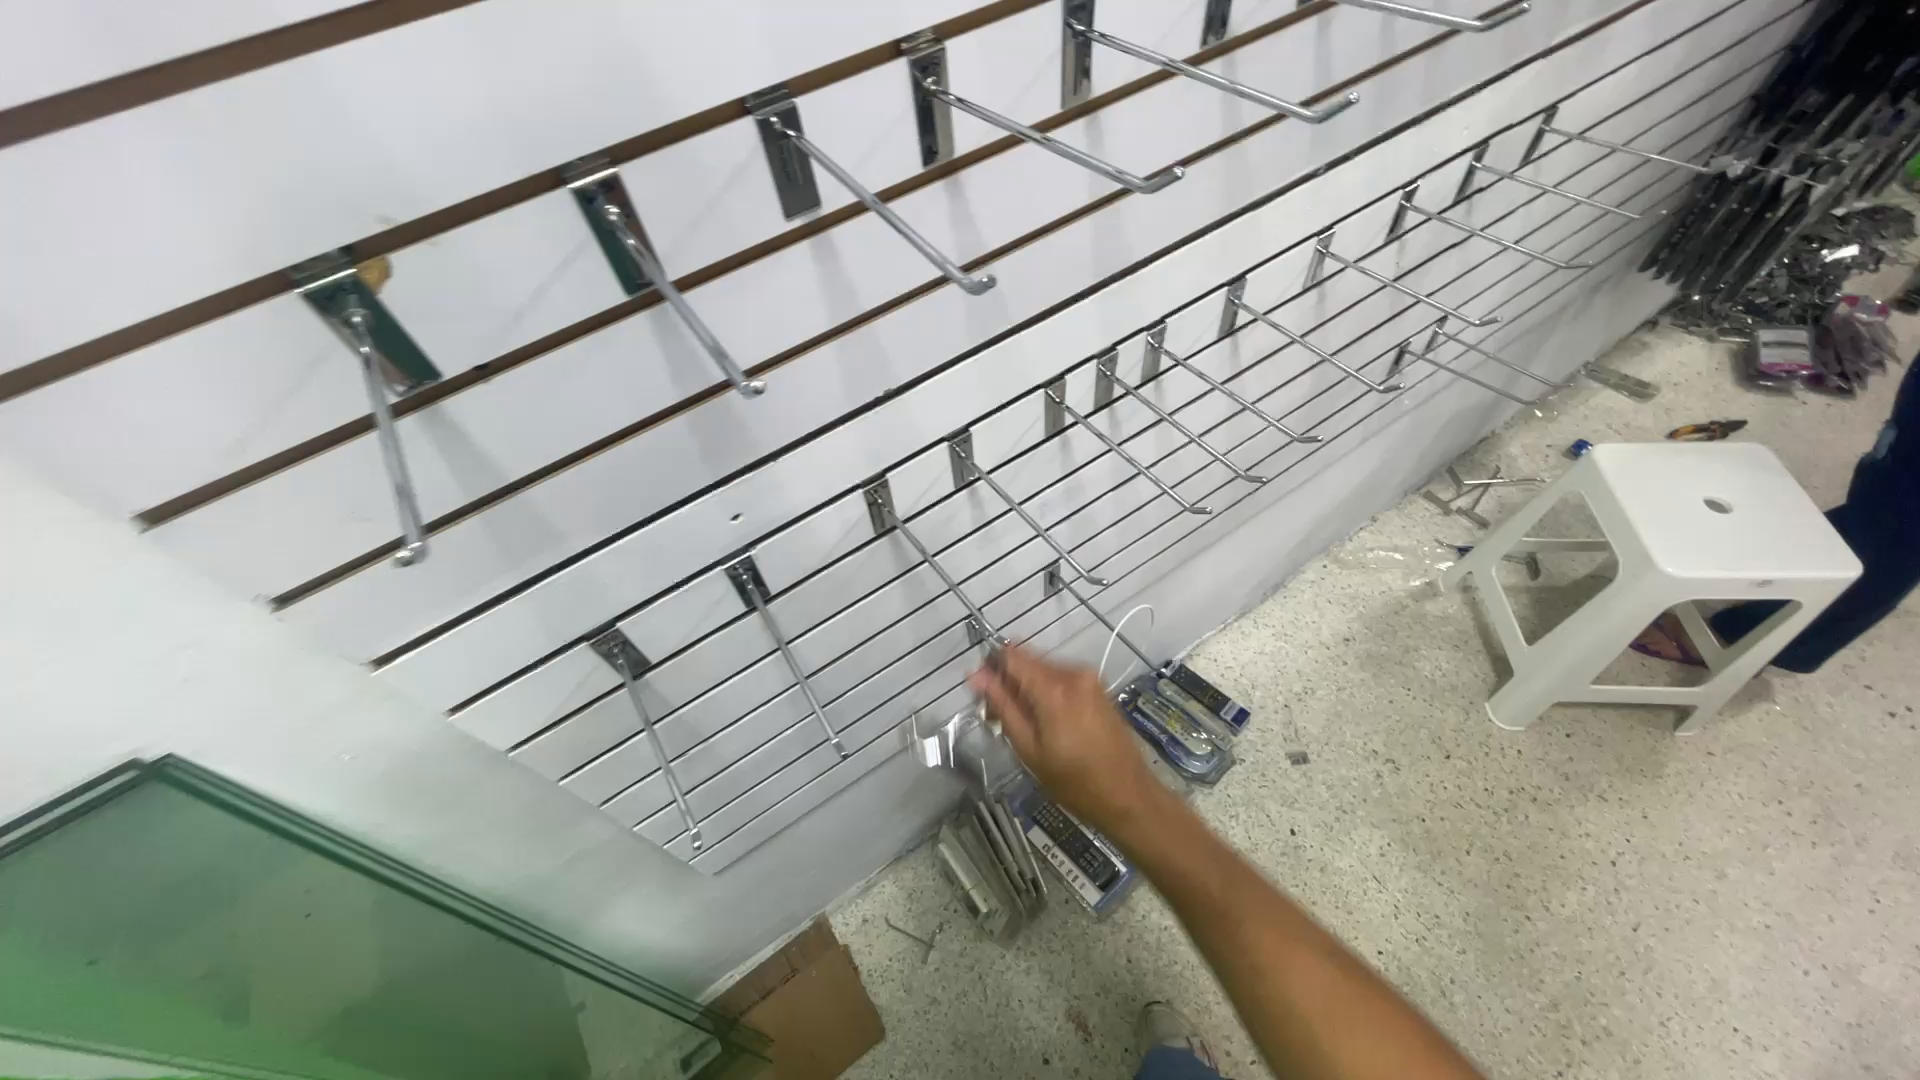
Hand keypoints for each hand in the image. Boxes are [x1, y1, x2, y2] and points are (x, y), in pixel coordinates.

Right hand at [968, 644, 1163, 835]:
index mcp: (1054, 688)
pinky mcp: (1099, 686)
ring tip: (1022, 724)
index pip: (1010, 655)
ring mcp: (1090, 677)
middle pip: (1027, 660)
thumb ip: (1002, 707)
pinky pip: (1061, 678)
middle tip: (998, 717)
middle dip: (1008, 682)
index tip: (980, 692)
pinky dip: (1047, 691)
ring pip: (1043, 668)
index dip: (990, 668)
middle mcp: (1073, 672)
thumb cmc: (1074, 781)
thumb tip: (976, 676)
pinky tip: (1045, 720)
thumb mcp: (1029, 749)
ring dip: (1027, 687)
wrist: (1128, 795)